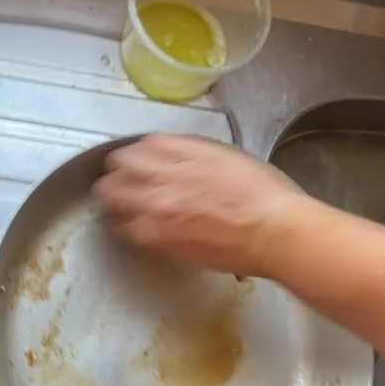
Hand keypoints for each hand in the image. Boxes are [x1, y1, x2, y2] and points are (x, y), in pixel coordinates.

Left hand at [94, 134, 311, 278]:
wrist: (273, 230)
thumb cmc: (262, 192)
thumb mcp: (225, 154)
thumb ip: (188, 152)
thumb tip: (166, 157)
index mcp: (177, 148)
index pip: (134, 148)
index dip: (134, 159)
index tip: (138, 168)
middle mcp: (158, 173)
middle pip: (114, 169)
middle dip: (118, 176)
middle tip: (128, 188)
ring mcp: (152, 206)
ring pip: (110, 198)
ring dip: (116, 201)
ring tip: (128, 209)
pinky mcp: (155, 237)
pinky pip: (123, 229)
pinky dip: (127, 228)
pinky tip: (141, 230)